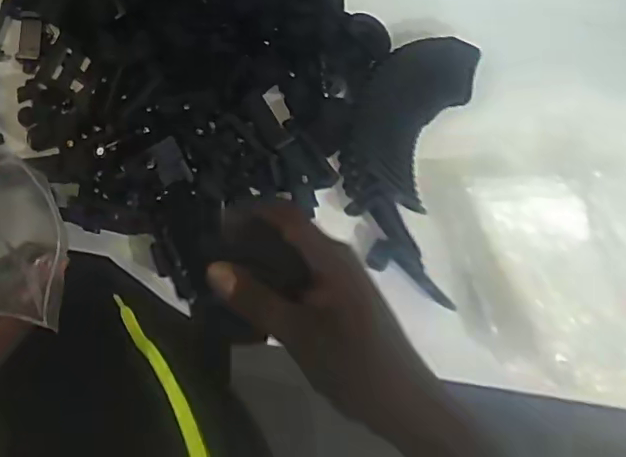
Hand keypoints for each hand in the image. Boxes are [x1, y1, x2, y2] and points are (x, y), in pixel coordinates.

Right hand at [207, 204, 484, 456]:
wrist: (414, 414)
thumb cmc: (356, 367)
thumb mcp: (298, 334)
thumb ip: (254, 299)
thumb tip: (211, 267)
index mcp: (329, 257)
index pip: (284, 213)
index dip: (248, 211)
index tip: (217, 225)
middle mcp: (336, 257)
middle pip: (286, 229)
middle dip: (250, 236)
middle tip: (218, 252)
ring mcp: (341, 277)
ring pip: (292, 252)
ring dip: (261, 258)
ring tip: (232, 276)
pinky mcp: (342, 297)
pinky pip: (301, 271)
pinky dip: (276, 276)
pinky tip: (260, 299)